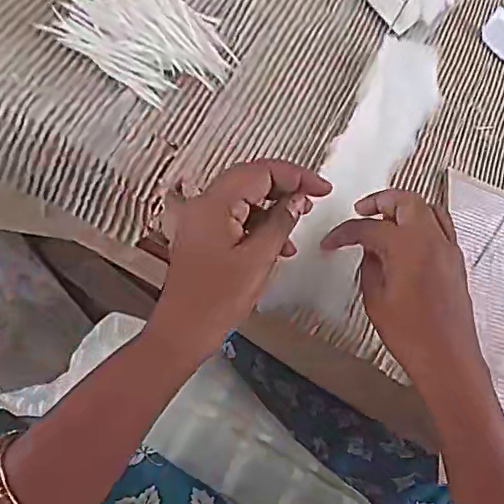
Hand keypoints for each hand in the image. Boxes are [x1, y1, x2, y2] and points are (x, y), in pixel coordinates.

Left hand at [150, 159, 330, 358]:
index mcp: (213, 205)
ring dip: (271, 211)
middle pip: (250, 181)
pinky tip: (274, 246)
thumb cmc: (213, 303)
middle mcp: (202, 207)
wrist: (183, 332)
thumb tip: (297, 201)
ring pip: (243, 201)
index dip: (295, 176)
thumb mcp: (258, 260)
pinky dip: (257, 227)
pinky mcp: (201, 239)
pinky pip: (234, 221)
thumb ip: (280, 224)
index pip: (260, 171)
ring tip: (294, 230)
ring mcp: (199, 223)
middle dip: (284, 189)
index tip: (319, 188)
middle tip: (311, 201)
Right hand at [322, 189, 487, 391]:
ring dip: (404, 208)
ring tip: (385, 219)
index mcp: (407, 245)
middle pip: (406, 201)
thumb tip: (370, 253)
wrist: (446, 357)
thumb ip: (370, 268)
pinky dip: (422, 224)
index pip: (369, 226)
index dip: (345, 231)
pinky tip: (409, 239)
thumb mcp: (376, 301)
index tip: (333, 241)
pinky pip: (441, 227)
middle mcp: (432, 240)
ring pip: (428, 209)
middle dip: (381, 201)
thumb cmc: (414, 336)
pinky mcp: (456, 262)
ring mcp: (448, 249)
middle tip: (362, 211)